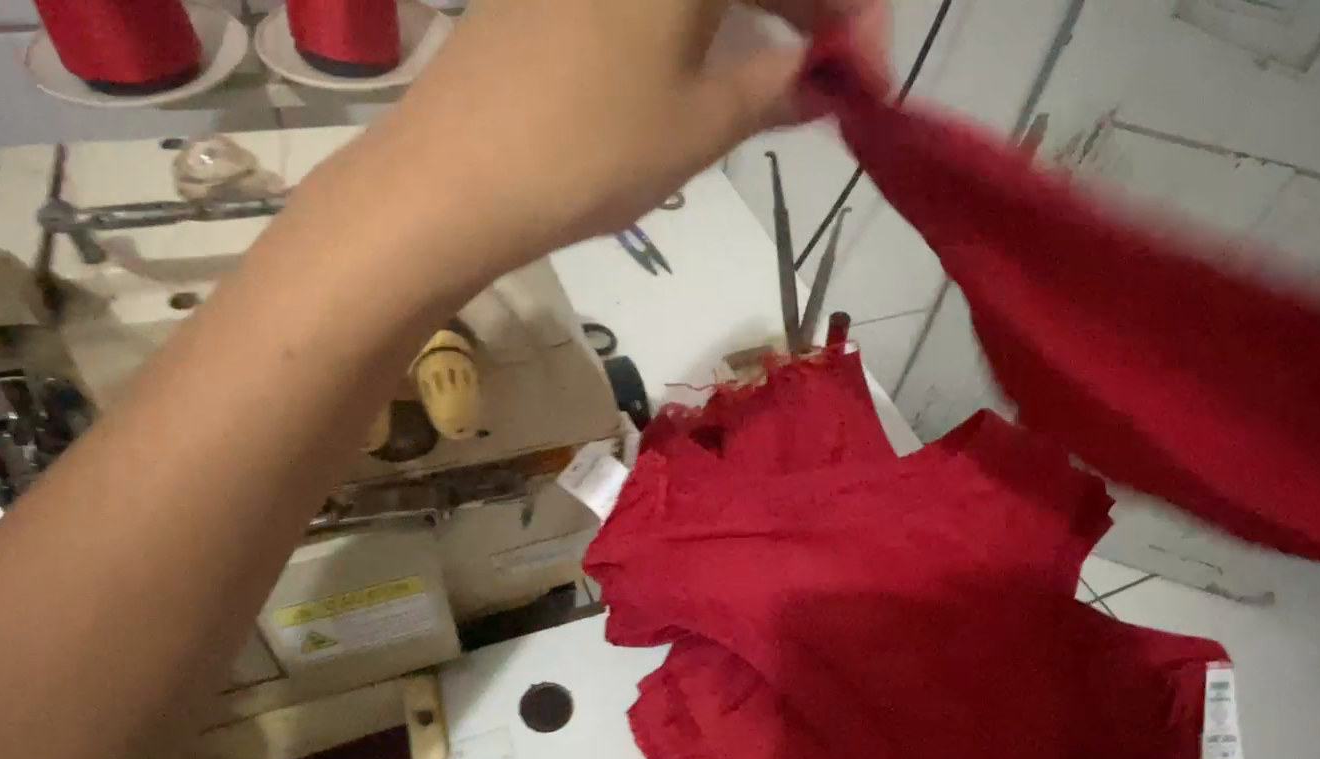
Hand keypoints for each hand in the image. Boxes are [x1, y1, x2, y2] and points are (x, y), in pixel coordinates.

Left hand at [349, 0, 885, 276]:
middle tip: (828, 73)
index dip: (846, 13)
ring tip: (775, 76)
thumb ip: (775, 85)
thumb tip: (817, 73)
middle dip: (802, 9)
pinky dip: (690, 18)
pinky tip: (701, 62)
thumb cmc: (591, 151)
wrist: (452, 180)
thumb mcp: (701, 126)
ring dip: (749, 12)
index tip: (866, 73)